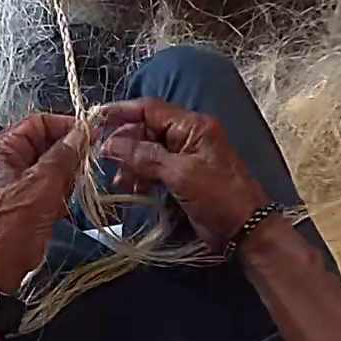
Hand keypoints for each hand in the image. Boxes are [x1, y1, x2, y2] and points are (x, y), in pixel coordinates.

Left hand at [0, 113, 86, 292]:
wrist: (3, 263)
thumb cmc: (14, 226)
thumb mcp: (43, 184)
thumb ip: (64, 154)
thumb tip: (83, 132)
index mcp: (0, 147)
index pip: (39, 122)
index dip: (67, 126)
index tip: (92, 135)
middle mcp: (5, 157)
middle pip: (47, 141)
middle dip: (67, 157)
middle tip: (81, 169)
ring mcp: (15, 175)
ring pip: (53, 162)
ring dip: (65, 176)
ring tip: (63, 193)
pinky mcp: (26, 193)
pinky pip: (51, 181)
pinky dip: (60, 190)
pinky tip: (58, 204)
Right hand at [97, 98, 271, 248]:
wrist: (245, 231)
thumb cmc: (219, 198)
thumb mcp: (180, 174)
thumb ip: (145, 156)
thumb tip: (110, 143)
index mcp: (193, 126)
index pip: (149, 109)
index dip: (121, 112)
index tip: (95, 120)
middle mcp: (187, 136)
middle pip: (145, 130)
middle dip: (124, 144)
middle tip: (104, 160)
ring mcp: (184, 156)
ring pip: (146, 151)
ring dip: (130, 164)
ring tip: (120, 182)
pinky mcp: (181, 176)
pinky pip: (153, 169)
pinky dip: (140, 177)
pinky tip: (131, 189)